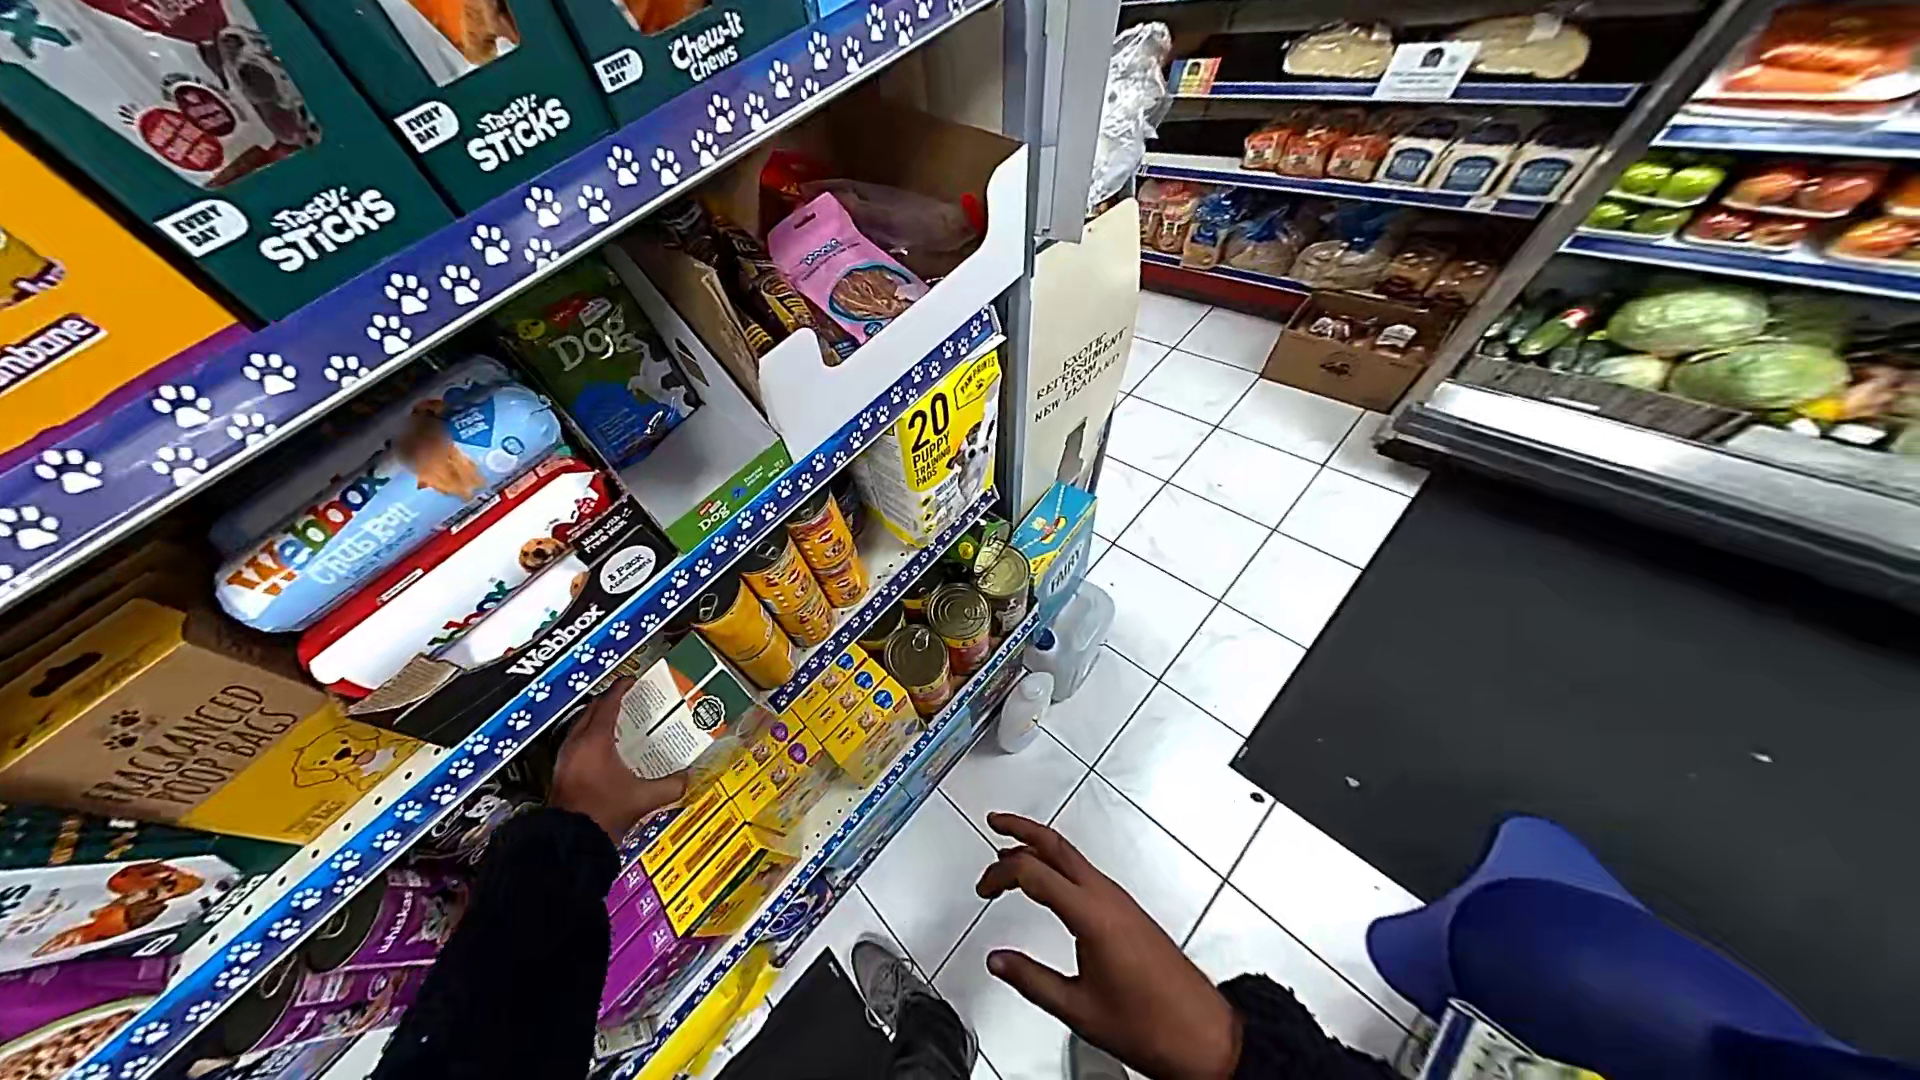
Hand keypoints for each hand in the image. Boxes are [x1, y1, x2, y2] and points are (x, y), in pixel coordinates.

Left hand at [551, 678, 686, 842]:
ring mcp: (565, 761)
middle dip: (609, 701)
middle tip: (628, 699)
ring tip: (618, 721)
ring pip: (580, 727)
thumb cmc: (601, 815)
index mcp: (595, 741)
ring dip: (598, 719)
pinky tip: (605, 750)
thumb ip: (673, 785)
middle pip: (591, 711)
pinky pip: (576, 744)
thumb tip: (690, 777)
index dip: (621, 688)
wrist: (569, 843)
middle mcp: (576, 746)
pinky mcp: (561, 775)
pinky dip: (590, 738)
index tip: (632, 681)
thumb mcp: (645, 797)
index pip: (608, 703)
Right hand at [976, 813, 1240, 1079]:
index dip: (1001, 873)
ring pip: (1070, 854)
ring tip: (1011, 853)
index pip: (1034, 871)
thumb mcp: (1080, 1010)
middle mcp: (1105, 895)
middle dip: (1020, 827)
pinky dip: (1056, 862)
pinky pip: (1083, 869)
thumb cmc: (1153, 1024)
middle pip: (1055, 843)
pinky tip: (1047, 879)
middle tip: (995, 821)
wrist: (1204, 1035)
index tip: (984, 887)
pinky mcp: (1124, 907)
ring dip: (1037, 845)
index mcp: (1091, 914)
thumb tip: (998, 961)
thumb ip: (1032, 980)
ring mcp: (1117, 898)